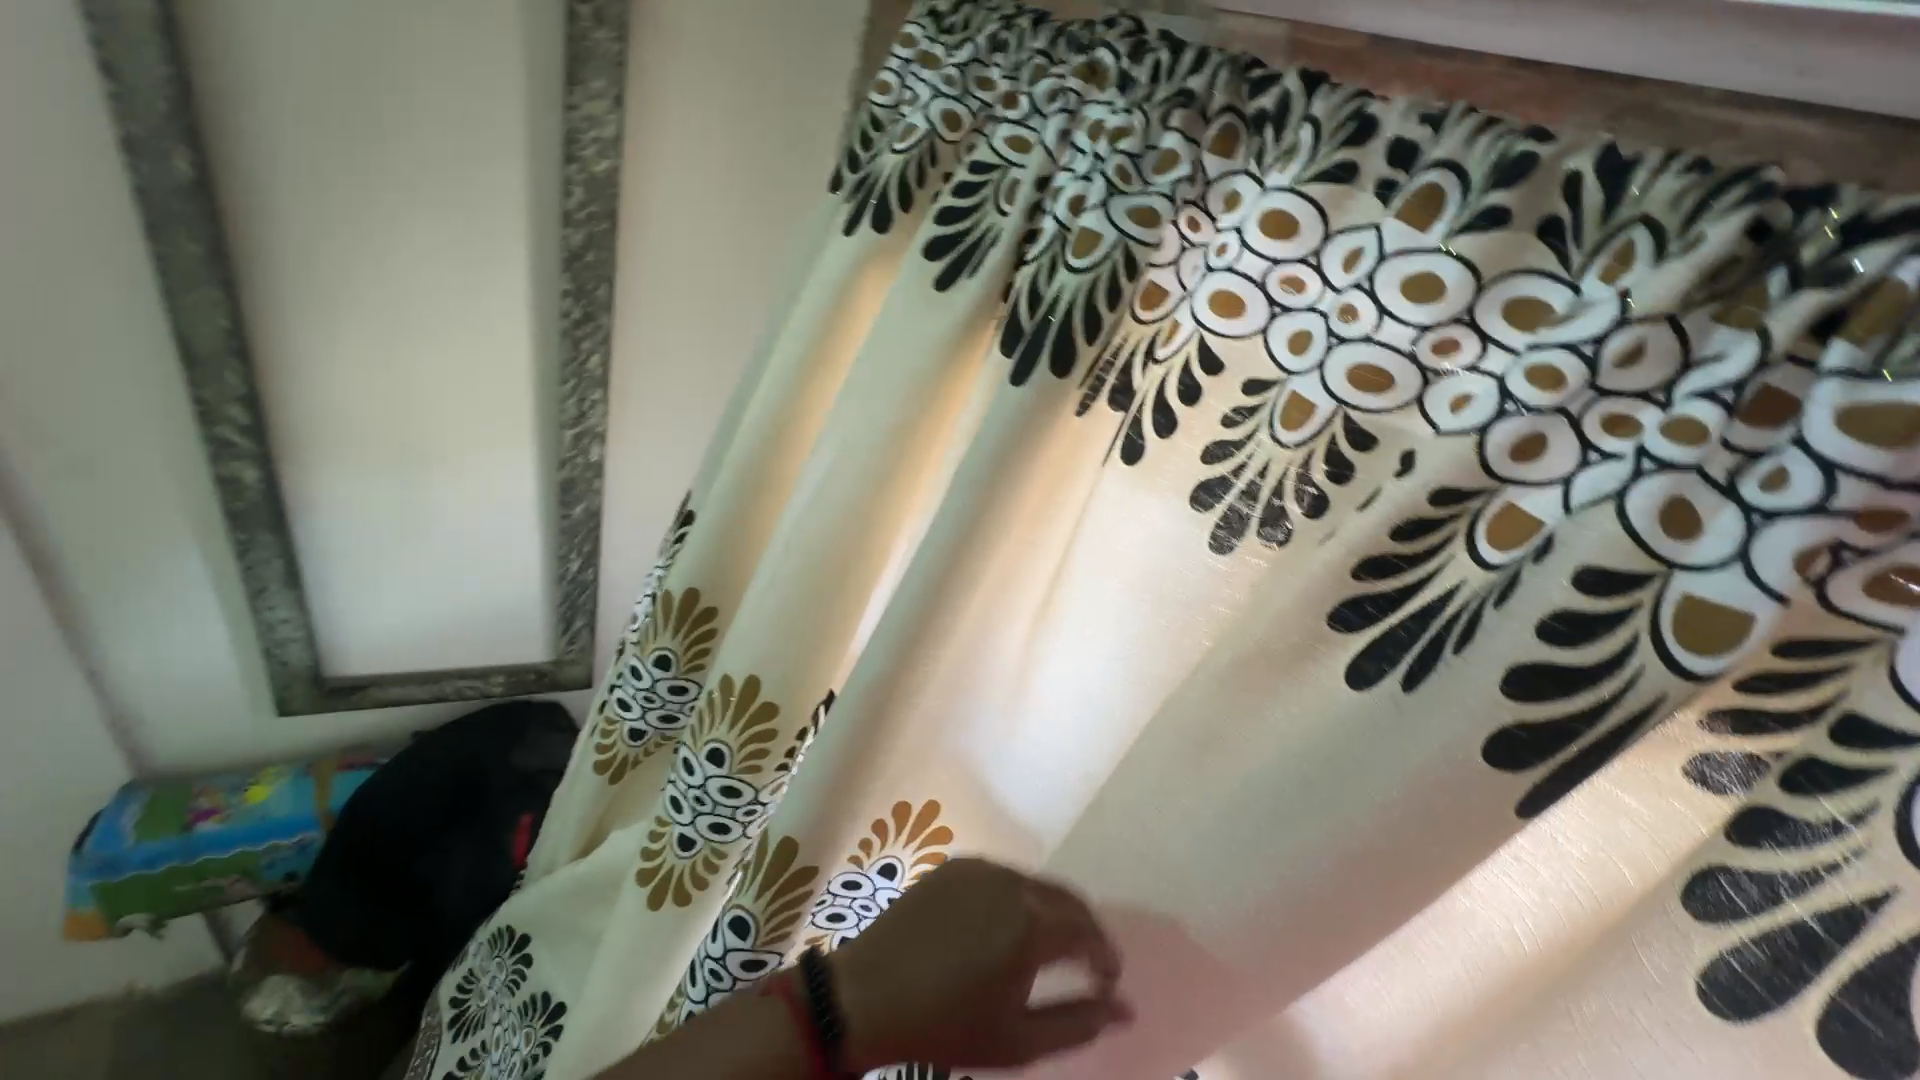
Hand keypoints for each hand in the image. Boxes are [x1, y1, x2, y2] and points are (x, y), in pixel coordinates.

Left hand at [827, 858, 1131, 1072]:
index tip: (1107, 983)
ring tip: (1048, 950)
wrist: (866, 995)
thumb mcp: (1019, 1041)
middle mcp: (1011, 883)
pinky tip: (1006, 929)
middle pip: (1068, 901)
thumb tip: (1126, 1008)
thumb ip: (1080, 1022)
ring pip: (1036, 886)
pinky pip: (1003, 877)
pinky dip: (1018, 899)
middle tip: (1088, 967)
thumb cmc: (946, 1025)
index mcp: (1031, 924)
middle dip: (1085, 932)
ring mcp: (980, 868)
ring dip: (1052, 913)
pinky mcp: (955, 865)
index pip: (1090, 933)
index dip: (1106, 958)